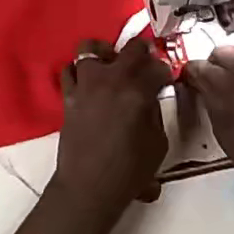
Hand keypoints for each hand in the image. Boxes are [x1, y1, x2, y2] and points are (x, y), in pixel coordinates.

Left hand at [52, 38, 172, 212]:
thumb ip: (154, 112)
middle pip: (130, 49)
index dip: (164, 71)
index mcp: (138, 92)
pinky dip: (79, 70)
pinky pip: (69, 69)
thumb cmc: (129, 170)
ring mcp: (86, 84)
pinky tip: (88, 80)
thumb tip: (149, 97)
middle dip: (142, 51)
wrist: (89, 185)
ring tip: (111, 63)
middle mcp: (111, 80)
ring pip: (90, 48)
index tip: (164, 78)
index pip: (157, 67)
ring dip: (104, 52)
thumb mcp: (158, 142)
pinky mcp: (68, 94)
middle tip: (145, 61)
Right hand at [183, 45, 233, 217]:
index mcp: (230, 88)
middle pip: (223, 51)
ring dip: (230, 62)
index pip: (201, 66)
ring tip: (225, 83)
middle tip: (206, 80)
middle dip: (211, 62)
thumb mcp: (223, 133)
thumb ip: (210, 102)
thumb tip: (200, 86)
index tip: (187, 80)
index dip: (190, 72)